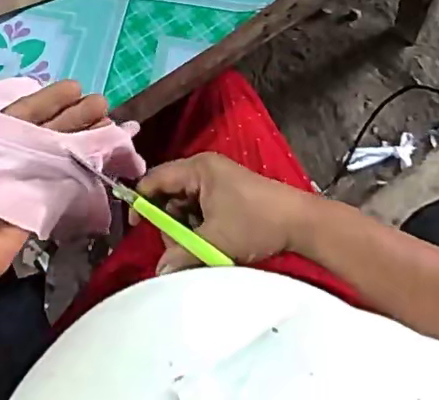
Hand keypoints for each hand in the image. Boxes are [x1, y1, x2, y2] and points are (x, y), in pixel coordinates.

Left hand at [0, 77, 108, 301]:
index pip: (26, 112)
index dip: (50, 100)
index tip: (76, 87)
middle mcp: (16, 154)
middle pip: (50, 131)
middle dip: (76, 116)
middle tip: (102, 103)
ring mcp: (30, 181)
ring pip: (62, 154)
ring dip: (85, 140)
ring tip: (110, 126)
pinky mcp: (40, 209)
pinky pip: (65, 187)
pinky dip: (84, 174)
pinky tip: (102, 163)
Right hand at [134, 152, 324, 274]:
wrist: (302, 223)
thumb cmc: (256, 222)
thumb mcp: (217, 239)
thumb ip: (184, 252)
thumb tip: (160, 271)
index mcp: (197, 168)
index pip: (156, 178)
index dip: (143, 199)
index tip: (136, 224)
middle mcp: (204, 168)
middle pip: (170, 192)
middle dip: (169, 220)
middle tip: (176, 246)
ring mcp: (217, 179)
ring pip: (186, 203)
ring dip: (186, 226)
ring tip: (198, 247)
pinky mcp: (228, 193)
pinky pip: (201, 207)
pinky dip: (200, 226)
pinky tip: (210, 242)